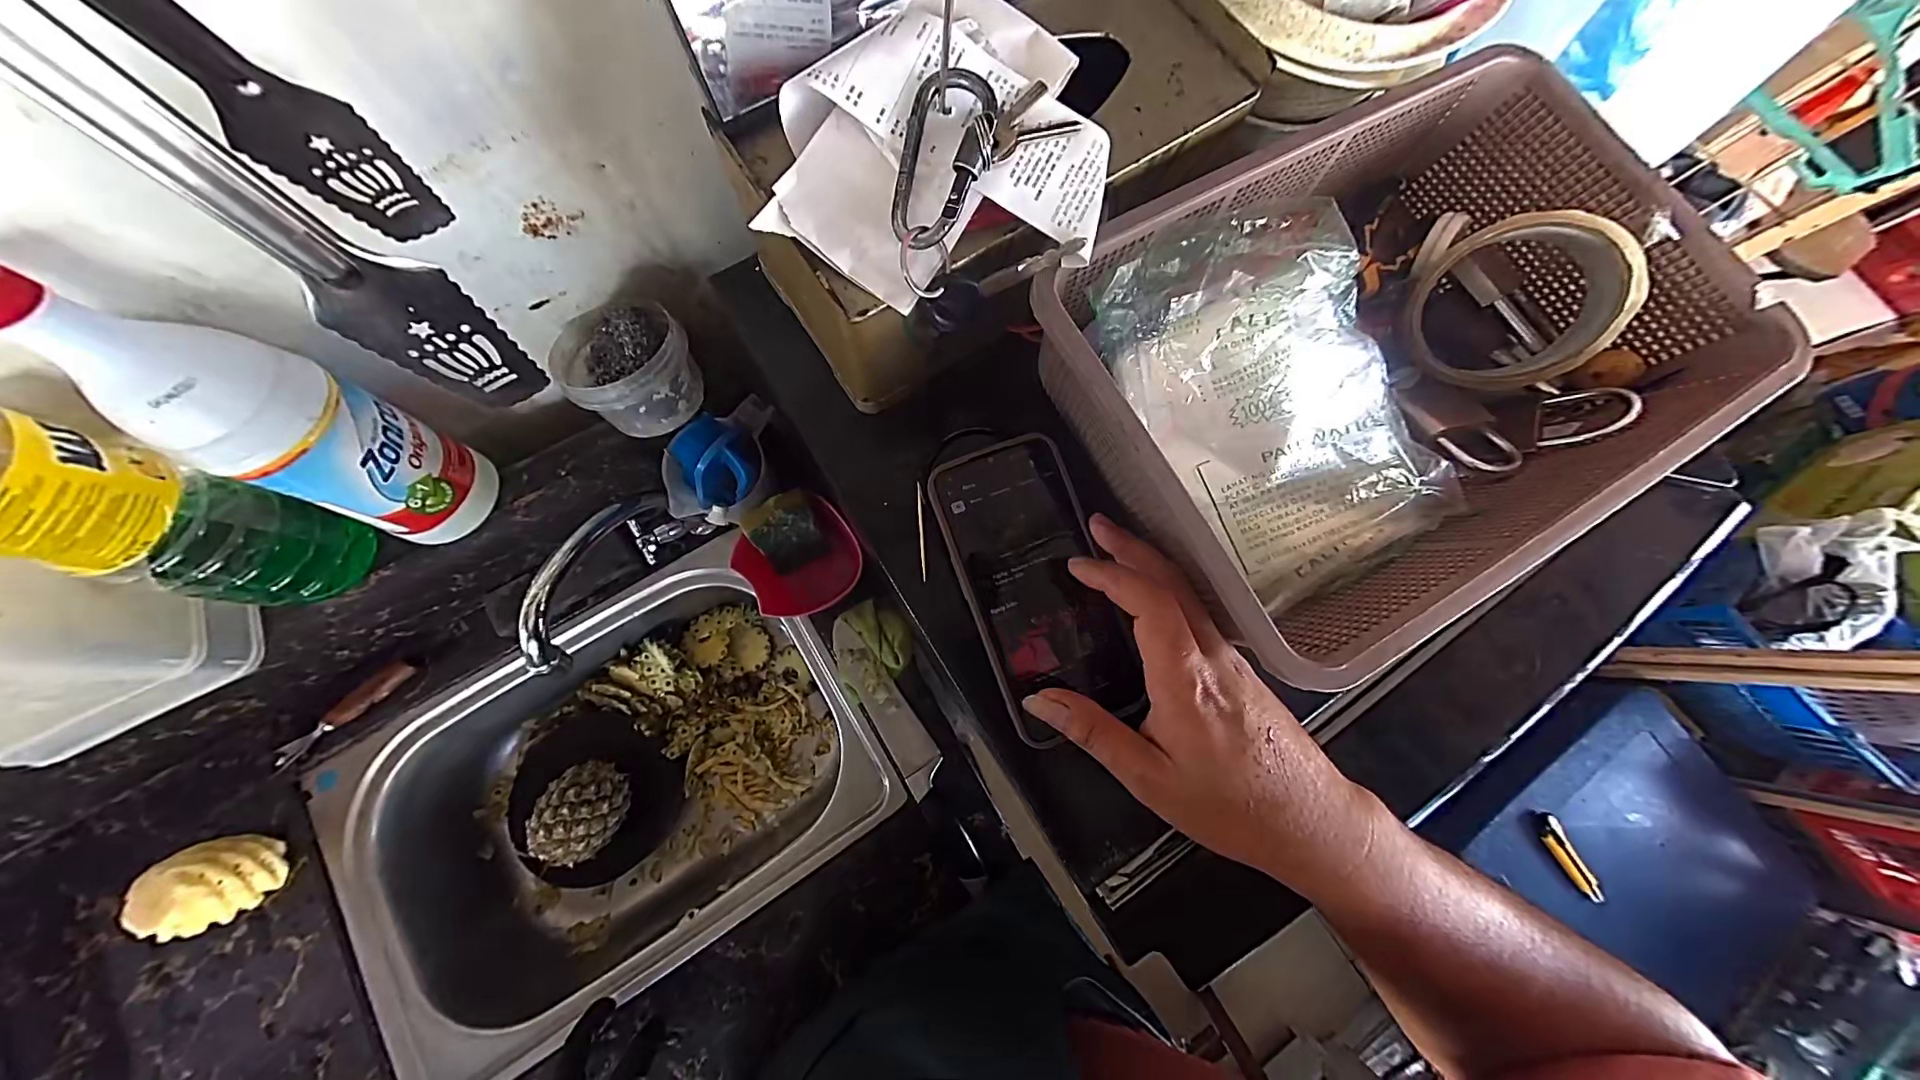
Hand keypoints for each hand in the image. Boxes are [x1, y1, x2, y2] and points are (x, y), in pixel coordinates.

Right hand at [1020, 516, 1381, 884]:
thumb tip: (1043, 702)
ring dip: (1150, 562)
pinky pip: (1198, 611)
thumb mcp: (1148, 777)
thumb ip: (1092, 732)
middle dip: (1131, 547)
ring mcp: (1231, 658)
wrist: (1308, 819)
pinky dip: (1167, 588)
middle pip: (1172, 581)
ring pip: (1188, 592)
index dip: (1112, 575)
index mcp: (1185, 680)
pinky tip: (1153, 595)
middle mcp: (1212, 657)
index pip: (1149, 603)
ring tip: (1117, 548)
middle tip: (1098, 525)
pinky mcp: (1239, 667)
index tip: (1079, 565)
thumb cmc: (1231, 805)